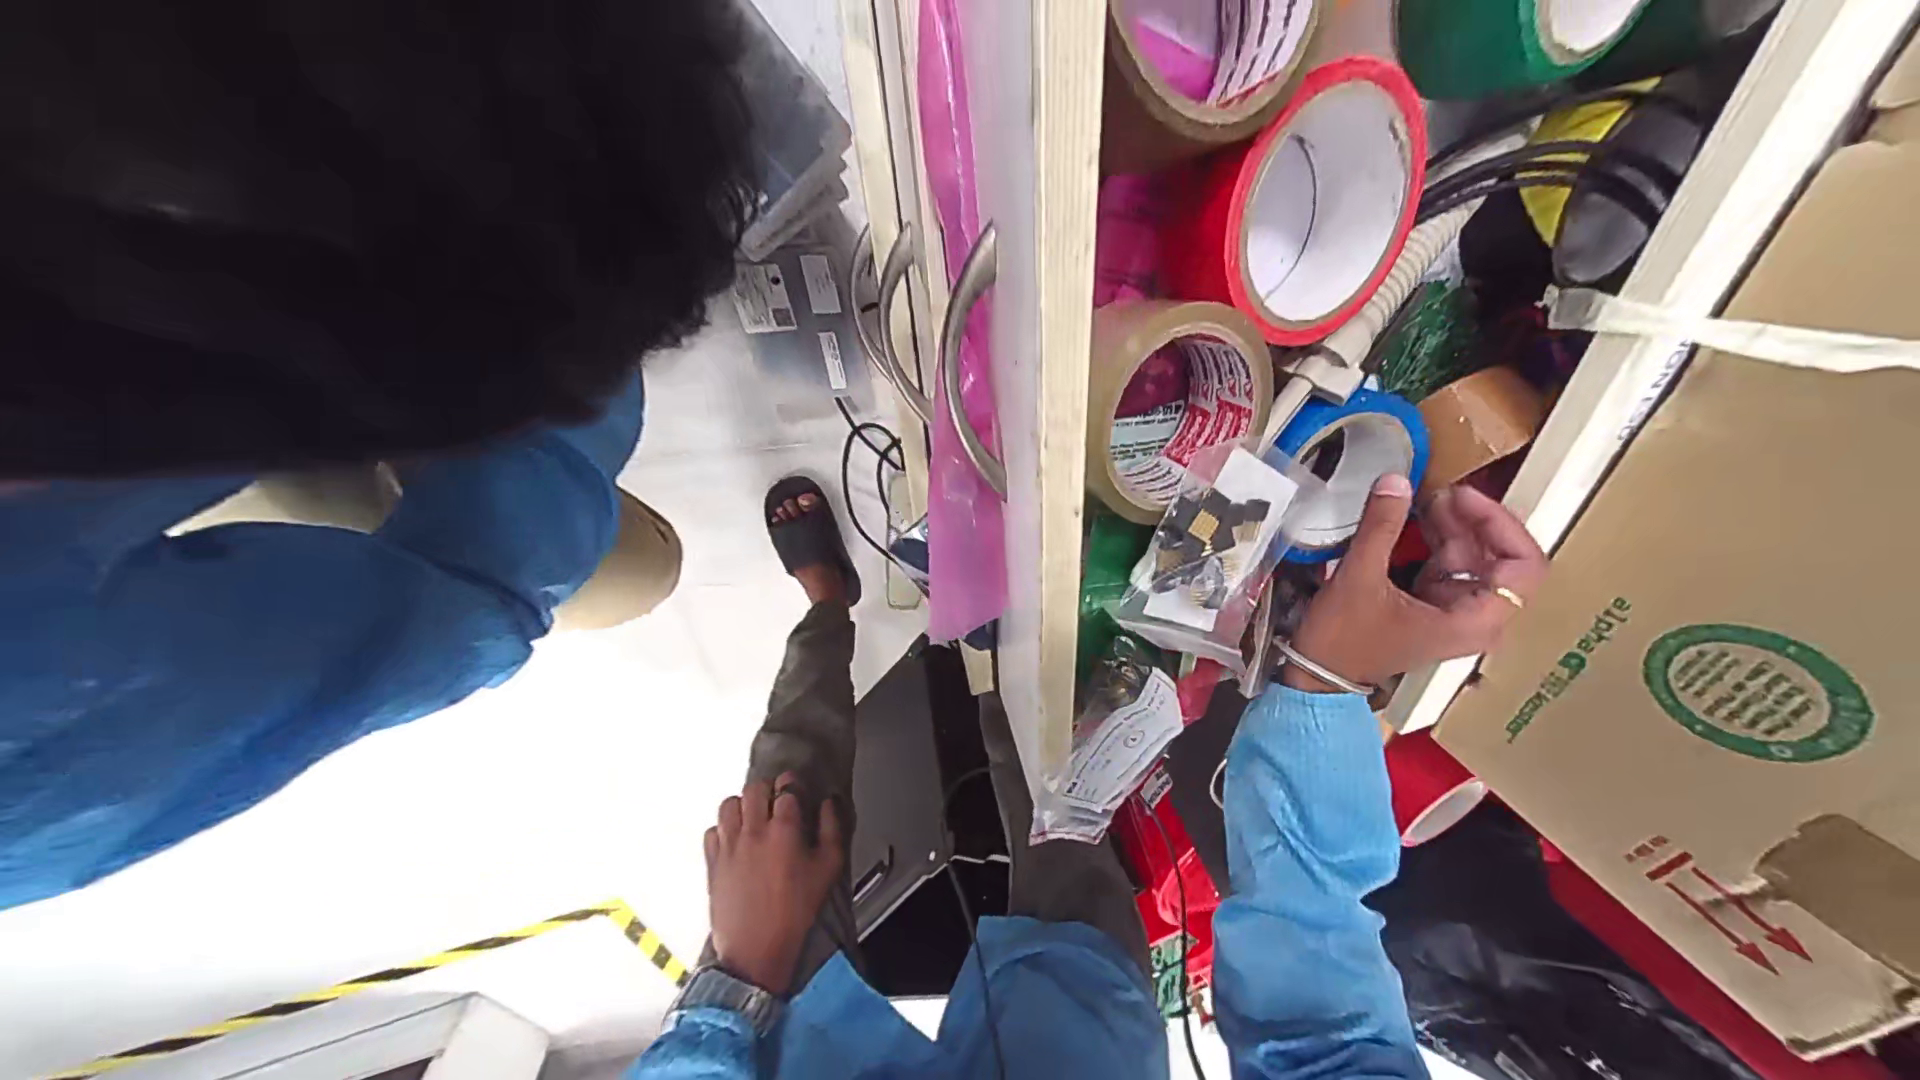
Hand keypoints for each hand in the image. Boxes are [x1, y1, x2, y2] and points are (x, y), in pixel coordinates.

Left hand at [704, 773, 844, 995]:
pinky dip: (723, 829)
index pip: (786, 787)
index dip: (794, 785)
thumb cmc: (797, 911)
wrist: (756, 952)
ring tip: (753, 816)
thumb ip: (832, 828)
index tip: (798, 792)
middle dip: (768, 789)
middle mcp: (753, 830)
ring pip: (729, 804)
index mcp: (784, 828)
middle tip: (777, 802)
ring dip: (743, 804)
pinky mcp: (712, 863)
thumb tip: (828, 802)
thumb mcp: (829, 868)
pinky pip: (712, 831)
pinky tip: (736, 840)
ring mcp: (729, 845)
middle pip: (755, 788)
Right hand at [1282, 476, 1547, 693]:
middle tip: (1439, 490)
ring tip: (1423, 497)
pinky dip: (1432, 541)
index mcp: (1474, 620)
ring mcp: (1451, 611)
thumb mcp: (1358, 579)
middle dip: (1470, 520)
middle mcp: (1474, 617)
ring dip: (1449, 527)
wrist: (1317, 673)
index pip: (1522, 566)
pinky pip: (1442, 566)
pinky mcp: (1427, 605)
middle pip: (1495, 558)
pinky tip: (1413, 518)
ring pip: (1468, 559)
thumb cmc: (1343, 638)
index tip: (1464, 498)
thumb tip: (1394, 481)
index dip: (1500, 524)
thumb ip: (1379, 528)